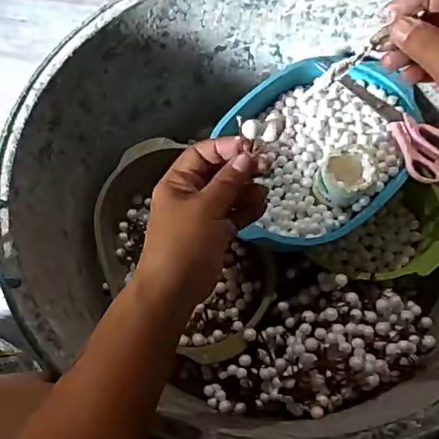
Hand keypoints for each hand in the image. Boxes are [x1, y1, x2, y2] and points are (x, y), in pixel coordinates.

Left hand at [137, 136, 265, 309]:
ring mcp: (203, 214)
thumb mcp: (206, 208)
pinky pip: (234, 213)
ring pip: (230, 193)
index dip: (226, 147)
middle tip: (266, 167)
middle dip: (242, 169)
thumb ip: (228, 181)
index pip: (202, 153)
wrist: (172, 291)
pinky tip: (259, 207)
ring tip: (261, 194)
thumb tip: (247, 157)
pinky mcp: (216, 232)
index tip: (252, 148)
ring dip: (247, 190)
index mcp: (177, 182)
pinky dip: (247, 209)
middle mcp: (190, 195)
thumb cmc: (183, 245)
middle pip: (219, 172)